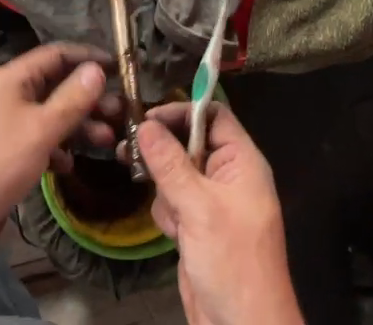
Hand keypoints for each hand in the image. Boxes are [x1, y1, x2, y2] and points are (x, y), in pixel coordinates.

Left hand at [0, 43, 114, 262]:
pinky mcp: (7, 153)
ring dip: (79, 125)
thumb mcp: (41, 129)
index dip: (89, 58)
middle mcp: (10, 95)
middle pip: (57, 85)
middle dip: (89, 98)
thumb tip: (97, 69)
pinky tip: (70, 165)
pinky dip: (59, 148)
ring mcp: (7, 124)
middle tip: (120, 113)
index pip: (57, 54)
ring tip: (108, 141)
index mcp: (13, 78)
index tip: (121, 70)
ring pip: (52, 114)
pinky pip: (41, 140)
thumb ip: (72, 99)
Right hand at [129, 102, 301, 324]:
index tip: (148, 118)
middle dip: (164, 152)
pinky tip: (175, 234)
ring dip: (166, 190)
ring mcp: (213, 203)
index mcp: (242, 162)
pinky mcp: (199, 226)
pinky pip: (174, 202)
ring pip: (176, 173)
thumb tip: (145, 125)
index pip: (213, 116)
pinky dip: (169, 213)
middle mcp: (229, 176)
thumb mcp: (199, 207)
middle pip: (189, 143)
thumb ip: (169, 164)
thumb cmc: (232, 262)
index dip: (182, 111)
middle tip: (130, 150)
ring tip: (172, 214)